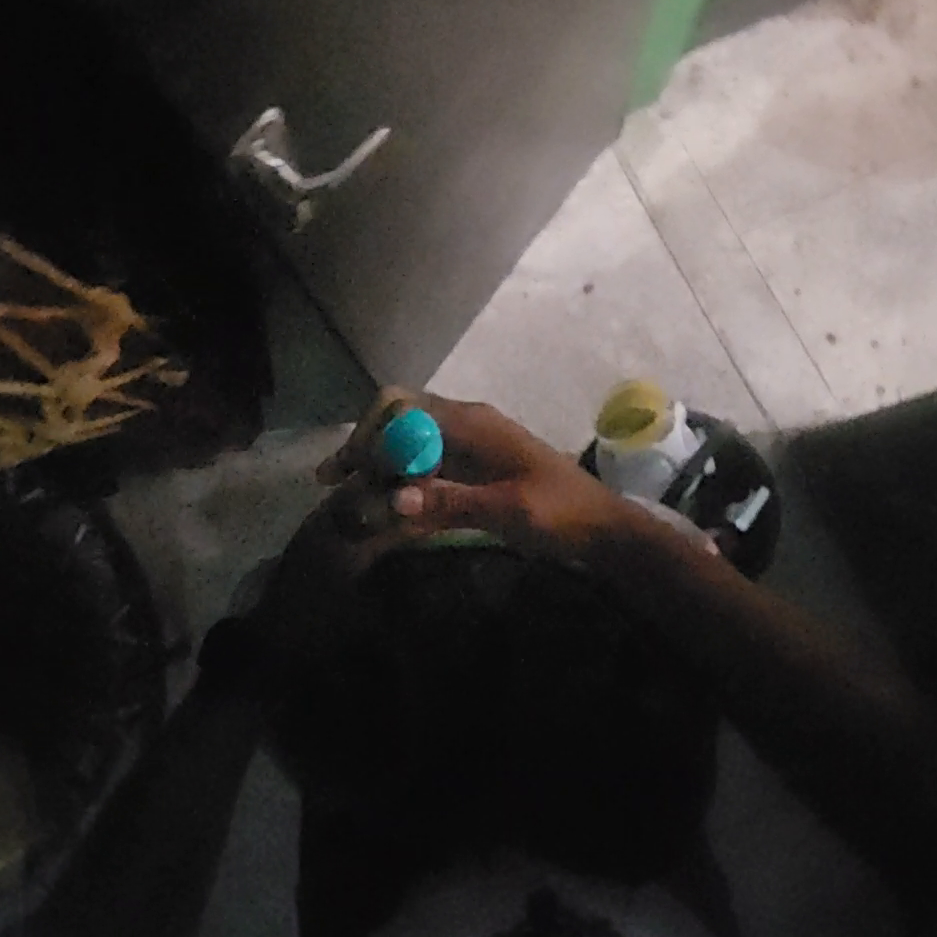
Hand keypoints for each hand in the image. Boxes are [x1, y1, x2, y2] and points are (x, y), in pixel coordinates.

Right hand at [314, 388, 641, 562]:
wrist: (602, 529)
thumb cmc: (561, 513)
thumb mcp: (509, 510)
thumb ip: (452, 502)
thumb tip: (393, 498)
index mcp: (472, 423)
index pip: (404, 407)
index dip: (370, 432)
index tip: (350, 468)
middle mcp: (465, 425)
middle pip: (400, 420)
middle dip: (366, 446)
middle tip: (334, 480)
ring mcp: (468, 446)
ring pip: (409, 442)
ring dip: (380, 464)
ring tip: (348, 494)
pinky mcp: (472, 468)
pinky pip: (426, 465)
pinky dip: (402, 480)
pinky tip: (385, 505)